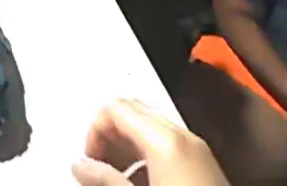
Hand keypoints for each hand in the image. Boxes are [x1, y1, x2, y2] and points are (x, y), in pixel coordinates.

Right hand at [71, 99, 228, 185]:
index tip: (88, 160)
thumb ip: (106, 180)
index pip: (116, 108)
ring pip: (150, 129)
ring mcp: (197, 150)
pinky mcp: (206, 167)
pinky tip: (141, 185)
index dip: (94, 130)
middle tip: (97, 168)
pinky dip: (147, 158)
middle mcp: (182, 135)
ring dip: (127, 148)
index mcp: (164, 138)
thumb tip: (81, 165)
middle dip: (109, 137)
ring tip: (116, 180)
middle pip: (134, 113)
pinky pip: (167, 147)